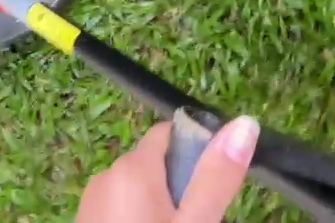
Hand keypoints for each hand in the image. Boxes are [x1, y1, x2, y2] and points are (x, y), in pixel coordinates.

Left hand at [75, 115, 258, 222]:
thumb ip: (216, 177)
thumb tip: (246, 121)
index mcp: (131, 167)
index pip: (169, 135)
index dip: (195, 154)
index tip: (211, 191)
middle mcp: (105, 178)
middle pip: (155, 166)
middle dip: (180, 190)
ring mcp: (89, 208)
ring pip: (138, 195)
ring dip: (161, 212)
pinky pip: (120, 216)